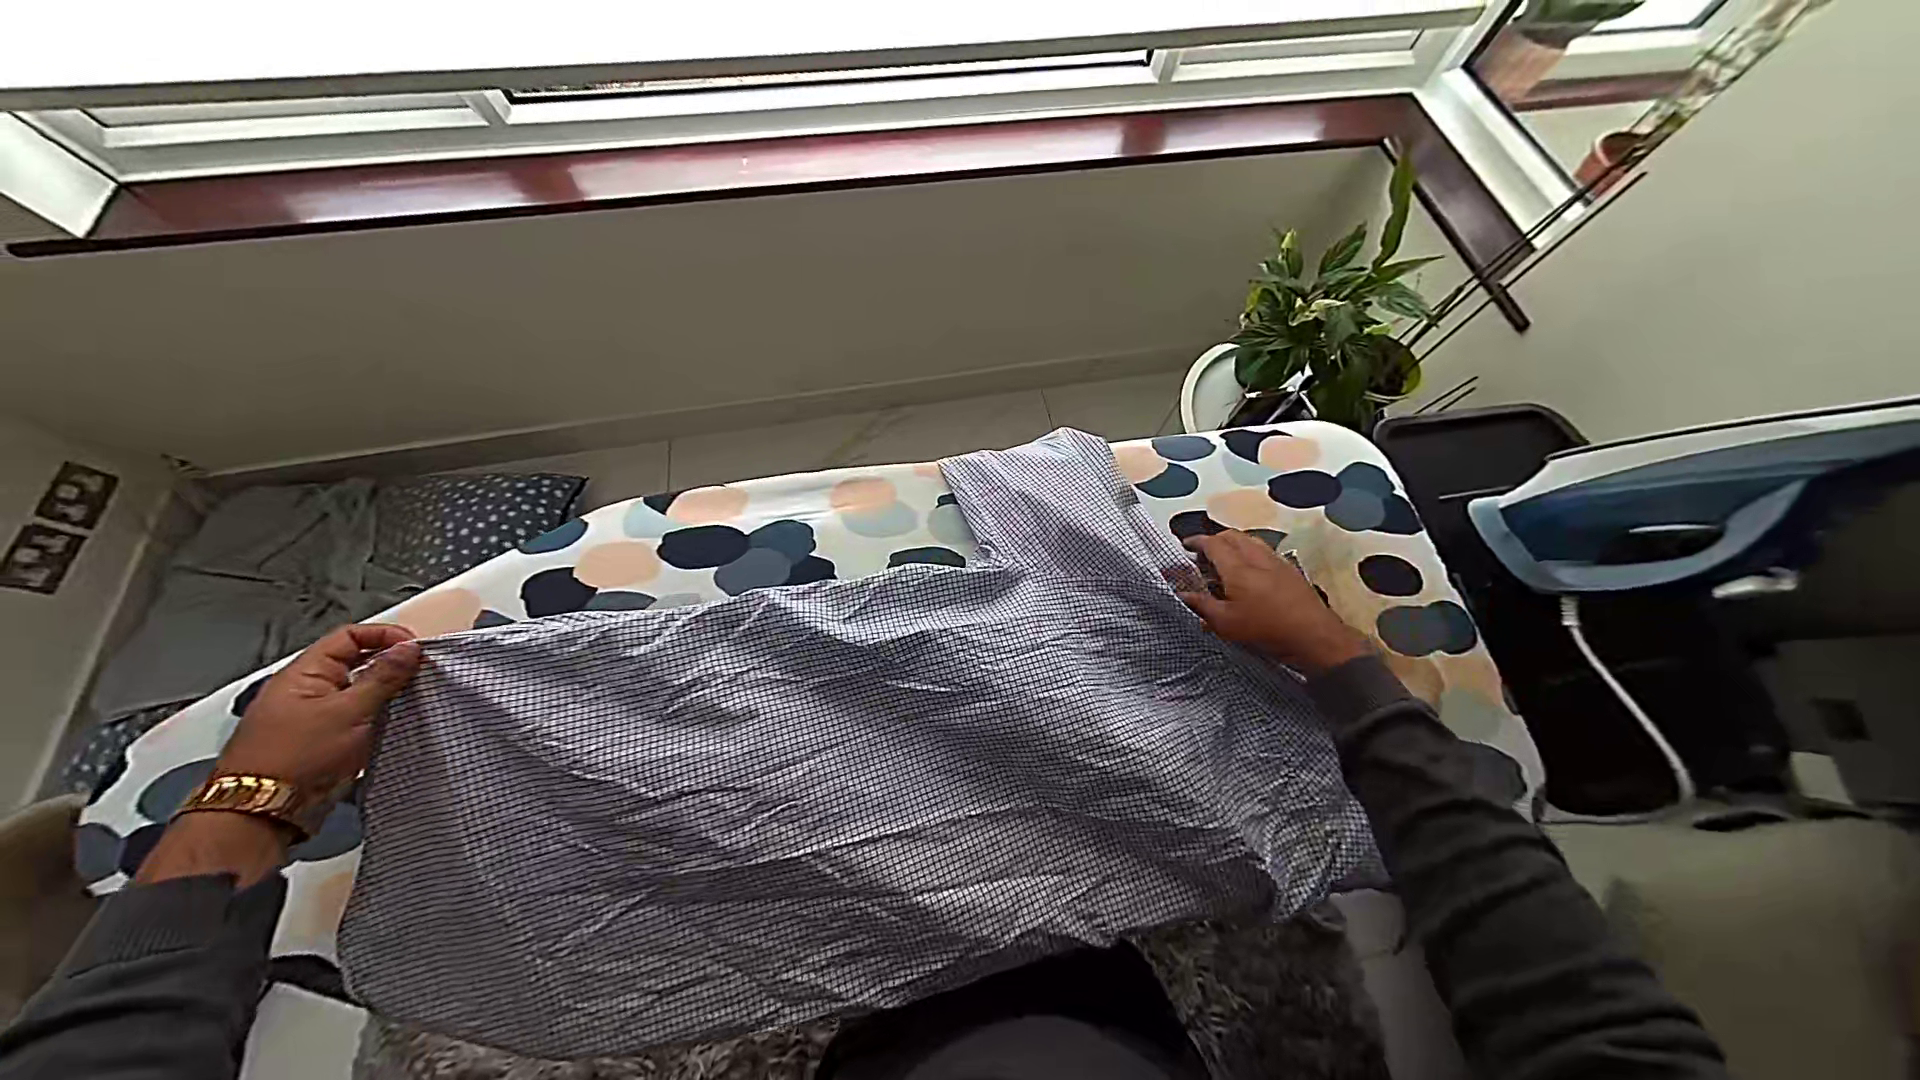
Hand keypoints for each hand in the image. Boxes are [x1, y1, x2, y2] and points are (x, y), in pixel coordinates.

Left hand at [138, 624, 421, 885]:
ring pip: (364, 689)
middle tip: (422, 672)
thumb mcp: (348, 711)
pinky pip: (365, 715)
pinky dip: (386, 713)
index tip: (415, 648)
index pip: (349, 636)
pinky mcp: (331, 737)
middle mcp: (310, 690)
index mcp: (304, 674)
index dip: (385, 635)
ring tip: (415, 696)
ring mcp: (320, 714)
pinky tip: (403, 719)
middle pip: (359, 660)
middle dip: (393, 663)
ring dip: (391, 691)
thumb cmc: (294, 758)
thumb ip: (383, 677)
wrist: (264, 811)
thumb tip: (408, 648)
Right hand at [1176, 531, 1372, 675]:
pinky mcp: (1291, 571)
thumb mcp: (1225, 623)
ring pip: (1251, 541)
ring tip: (1226, 558)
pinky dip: (1250, 552)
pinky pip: (1265, 551)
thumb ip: (1201, 605)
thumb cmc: (1265, 629)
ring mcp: (1277, 562)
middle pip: (1233, 536)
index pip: (1213, 544)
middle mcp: (1257, 558)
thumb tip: (1182, 594)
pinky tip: (1250, 570)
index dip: (1197, 541)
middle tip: (1203, 553)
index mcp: (1237, 568)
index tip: (1186, 545)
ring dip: (1234, 543)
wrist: (1314, 637)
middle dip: (1215, 539)